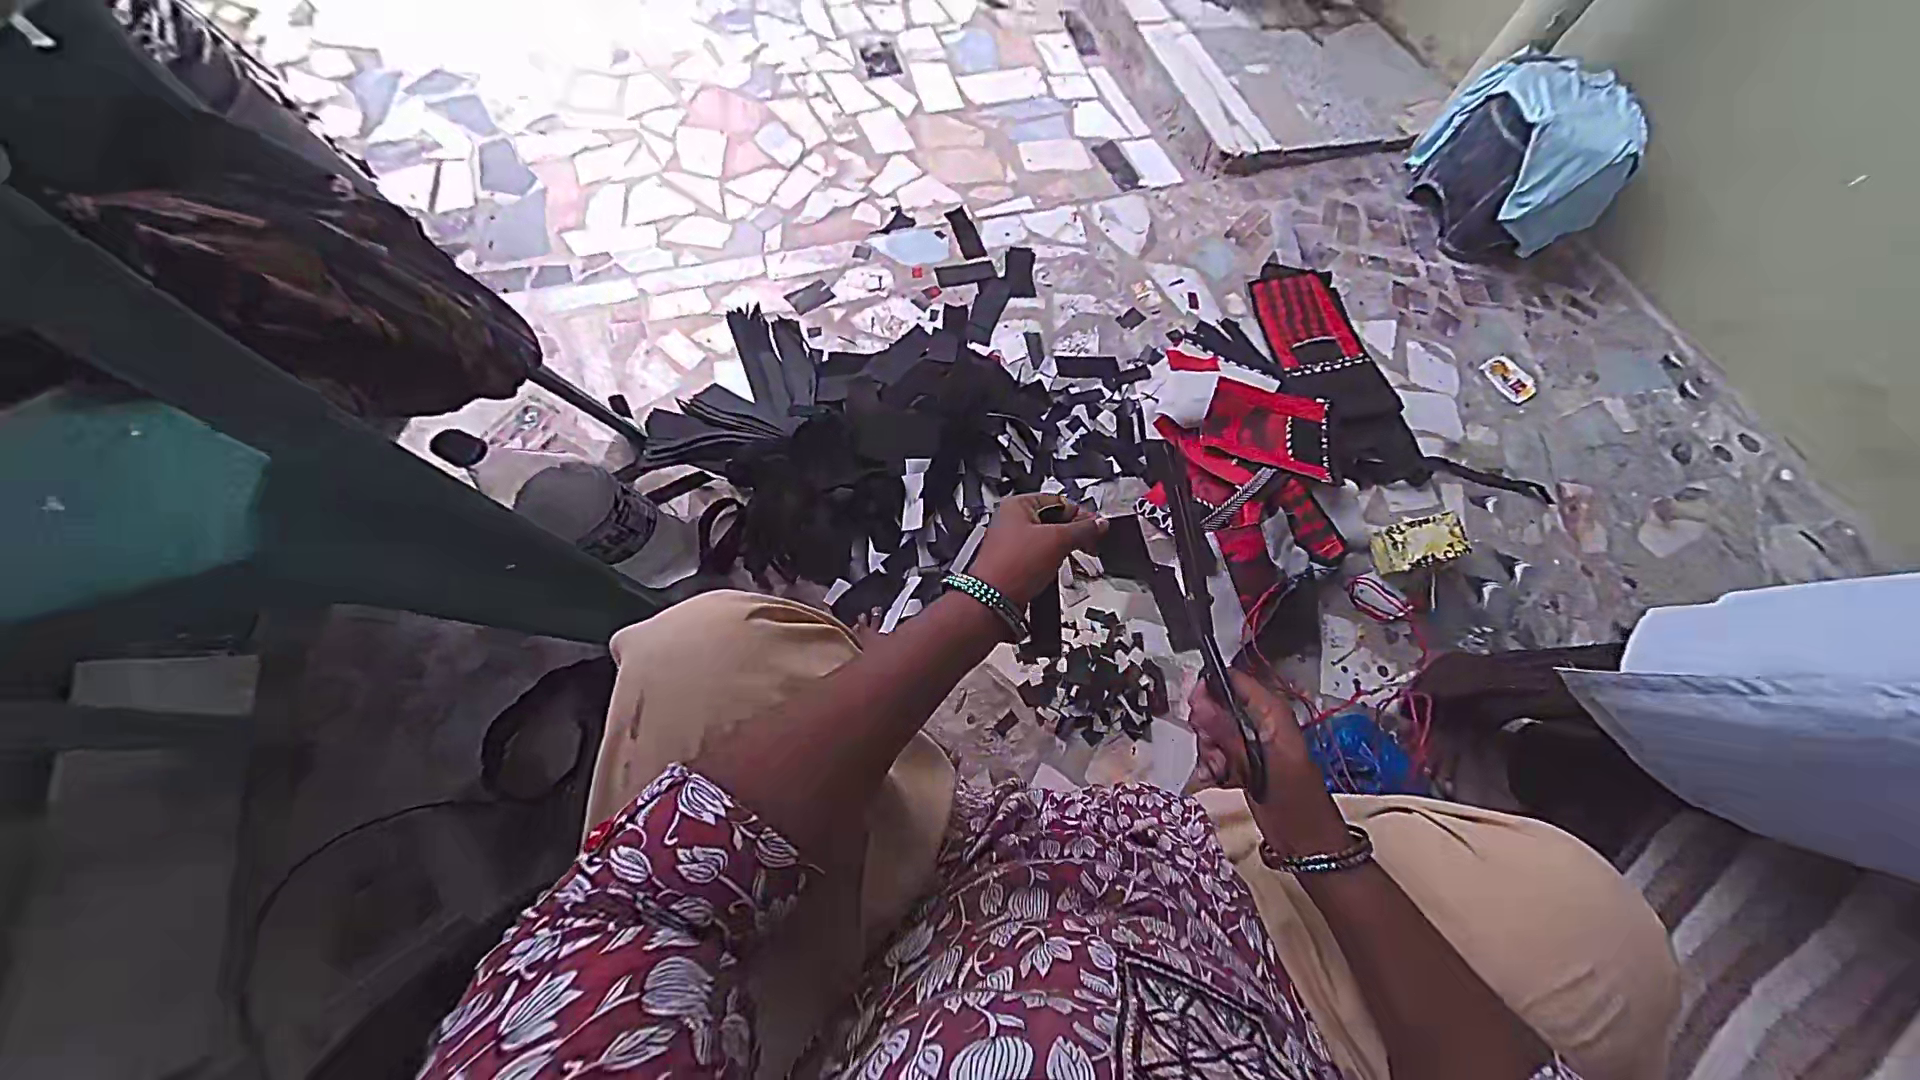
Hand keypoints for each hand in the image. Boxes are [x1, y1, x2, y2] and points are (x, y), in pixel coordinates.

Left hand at [966, 493, 1106, 606]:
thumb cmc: (1011, 566)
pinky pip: (1040, 557)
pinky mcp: (1015, 564)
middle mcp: (1011, 522)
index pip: (1059, 500)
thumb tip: (1099, 524)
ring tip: (1077, 555)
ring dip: (1065, 548)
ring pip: (1048, 540)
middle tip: (1090, 542)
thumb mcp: (1058, 540)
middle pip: (1054, 521)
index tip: (1096, 526)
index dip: (1080, 513)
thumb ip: (1083, 530)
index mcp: (1017, 505)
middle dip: (1074, 532)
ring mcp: (1012, 544)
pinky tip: (1059, 569)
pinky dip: (1053, 561)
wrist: (994, 601)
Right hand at [1189, 671, 1349, 854]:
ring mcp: (1252, 745)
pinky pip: (1217, 752)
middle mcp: (1261, 725)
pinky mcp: (1244, 763)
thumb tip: (1203, 702)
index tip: (1195, 705)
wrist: (1307, 846)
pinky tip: (1214, 777)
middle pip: (1219, 707)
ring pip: (1214, 731)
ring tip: (1216, 769)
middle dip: (1206, 726)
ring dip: (1207, 749)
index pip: (1237, 682)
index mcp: (1273, 716)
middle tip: (1209, 746)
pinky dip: (1211, 764)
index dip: (1212, 689)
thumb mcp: (1260, 765)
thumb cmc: (1297, 805)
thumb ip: (1230, 732)